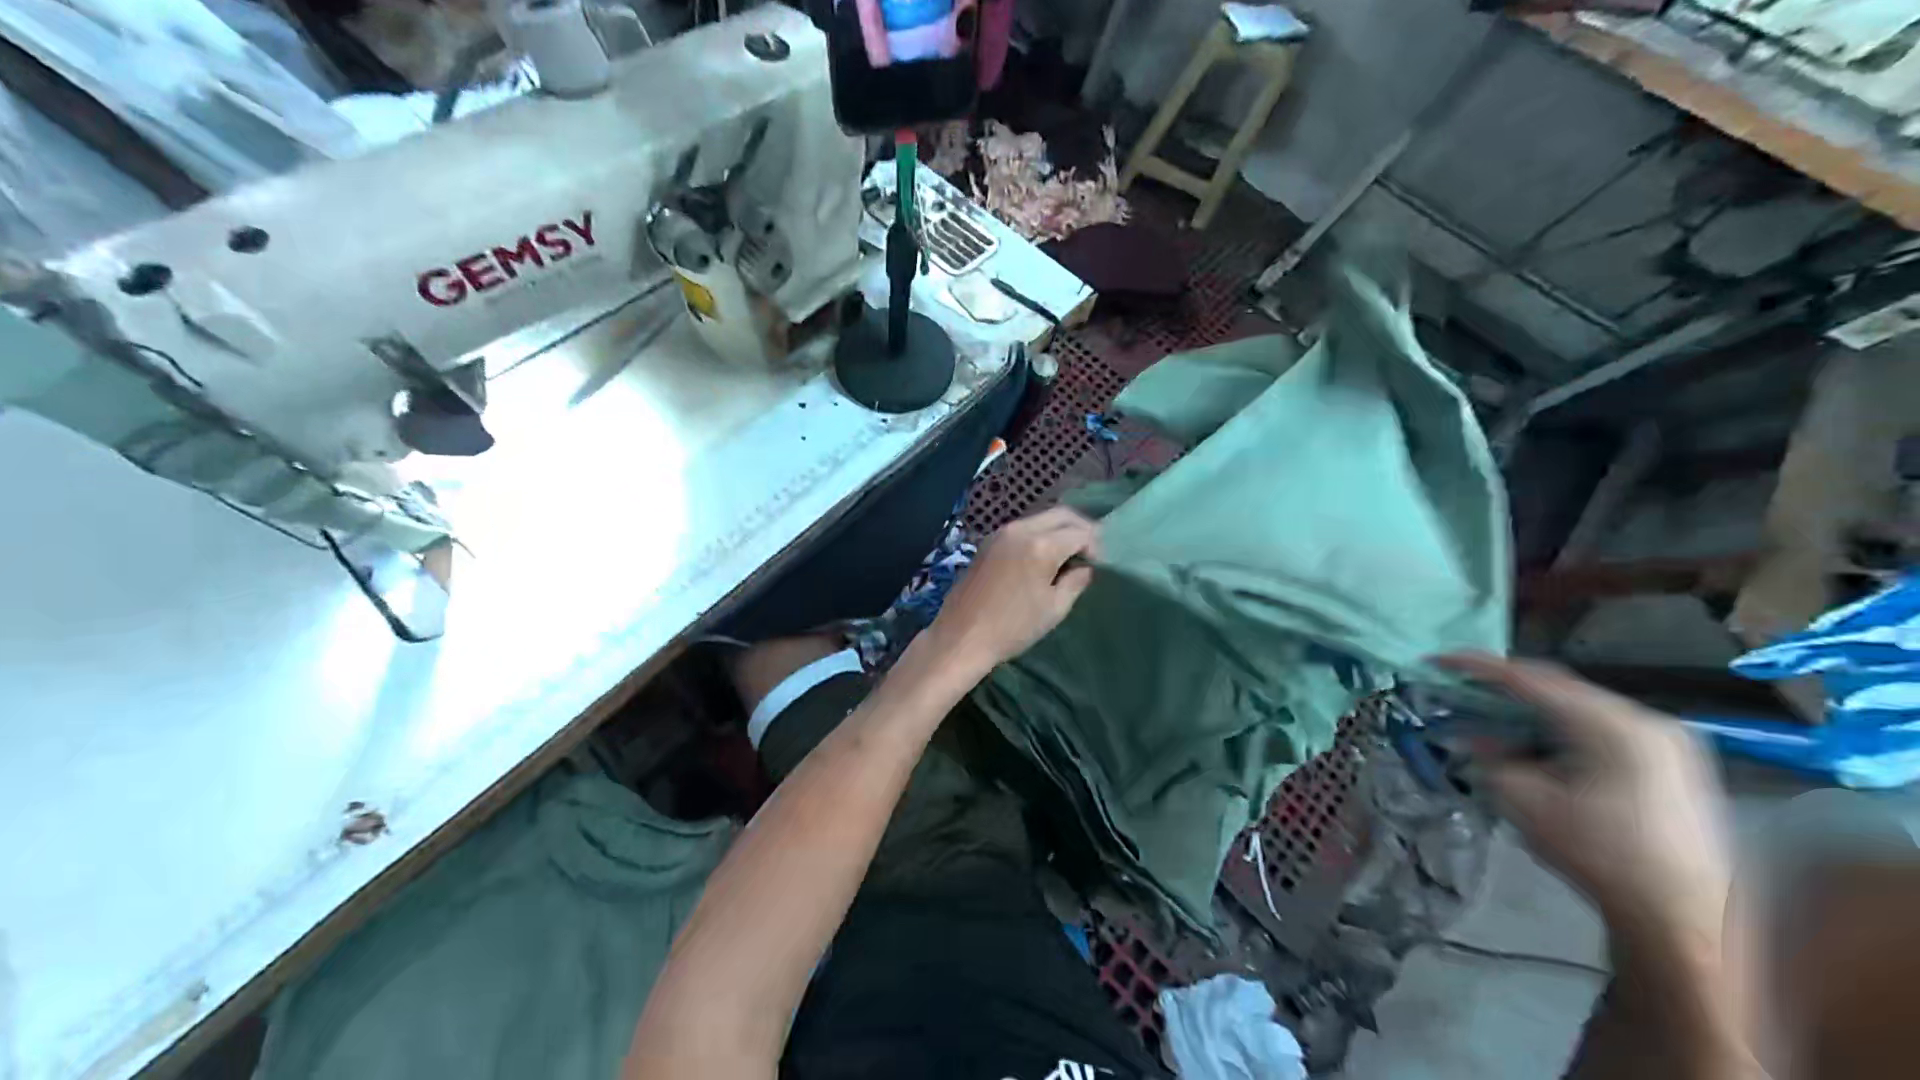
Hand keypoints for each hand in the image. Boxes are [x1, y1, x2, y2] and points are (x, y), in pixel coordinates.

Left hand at [926, 508, 1098, 675]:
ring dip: (1059, 529)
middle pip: (1061, 514)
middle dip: (1080, 528)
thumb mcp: (1054, 609)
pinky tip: (1042, 556)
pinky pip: (1022, 527)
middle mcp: (1021, 530)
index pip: (1079, 532)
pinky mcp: (988, 541)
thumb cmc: (1013, 627)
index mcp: (1041, 546)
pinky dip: (1039, 534)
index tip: (1098, 564)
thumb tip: (1085, 567)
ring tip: (1067, 554)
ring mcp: (1001, 533)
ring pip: (1040, 518)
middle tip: (1089, 551)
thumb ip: (1075, 581)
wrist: (961, 636)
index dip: (1094, 545)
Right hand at [1438, 653, 1733, 950]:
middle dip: (1506, 684)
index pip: (1529, 679)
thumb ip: (1492, 756)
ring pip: (1581, 704)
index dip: (1476, 667)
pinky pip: (1603, 724)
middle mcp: (1644, 720)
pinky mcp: (1672, 761)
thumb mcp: (1524, 800)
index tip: (1436, 660)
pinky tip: (1537, 738)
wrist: (1685, 917)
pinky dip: (1561, 724)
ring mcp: (1666, 740)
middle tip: (1461, 685)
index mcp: (1610, 724)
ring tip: (1492, 712)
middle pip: (1559, 686)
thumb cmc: (1597, 852)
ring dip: (1533, 705)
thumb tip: (1475, 735)